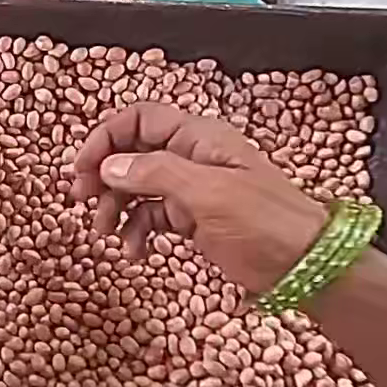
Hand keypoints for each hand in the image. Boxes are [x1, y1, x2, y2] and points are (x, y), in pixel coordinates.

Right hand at [71, 102, 326, 292]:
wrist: (306, 266)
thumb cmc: (265, 223)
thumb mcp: (209, 194)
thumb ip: (155, 174)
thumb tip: (108, 167)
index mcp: (197, 137)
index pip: (138, 119)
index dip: (104, 139)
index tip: (80, 171)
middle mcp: (189, 157)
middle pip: (130, 153)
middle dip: (102, 176)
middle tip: (82, 202)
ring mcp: (189, 188)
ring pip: (135, 186)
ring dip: (114, 207)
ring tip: (104, 233)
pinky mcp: (190, 217)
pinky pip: (149, 216)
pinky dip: (135, 230)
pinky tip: (134, 251)